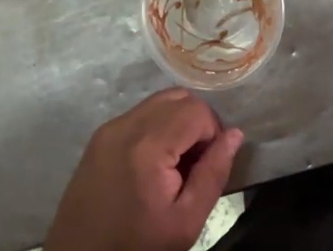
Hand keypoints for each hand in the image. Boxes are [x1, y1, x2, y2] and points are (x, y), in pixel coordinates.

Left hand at [46, 89, 243, 250]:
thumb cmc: (136, 248)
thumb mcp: (185, 223)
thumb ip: (213, 174)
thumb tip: (234, 135)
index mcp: (147, 145)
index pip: (197, 110)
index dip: (212, 134)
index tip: (207, 167)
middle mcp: (125, 125)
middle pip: (178, 98)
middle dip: (196, 123)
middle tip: (194, 164)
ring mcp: (108, 128)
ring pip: (158, 102)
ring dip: (176, 123)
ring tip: (174, 166)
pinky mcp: (98, 138)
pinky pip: (139, 115)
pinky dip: (155, 128)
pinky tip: (152, 166)